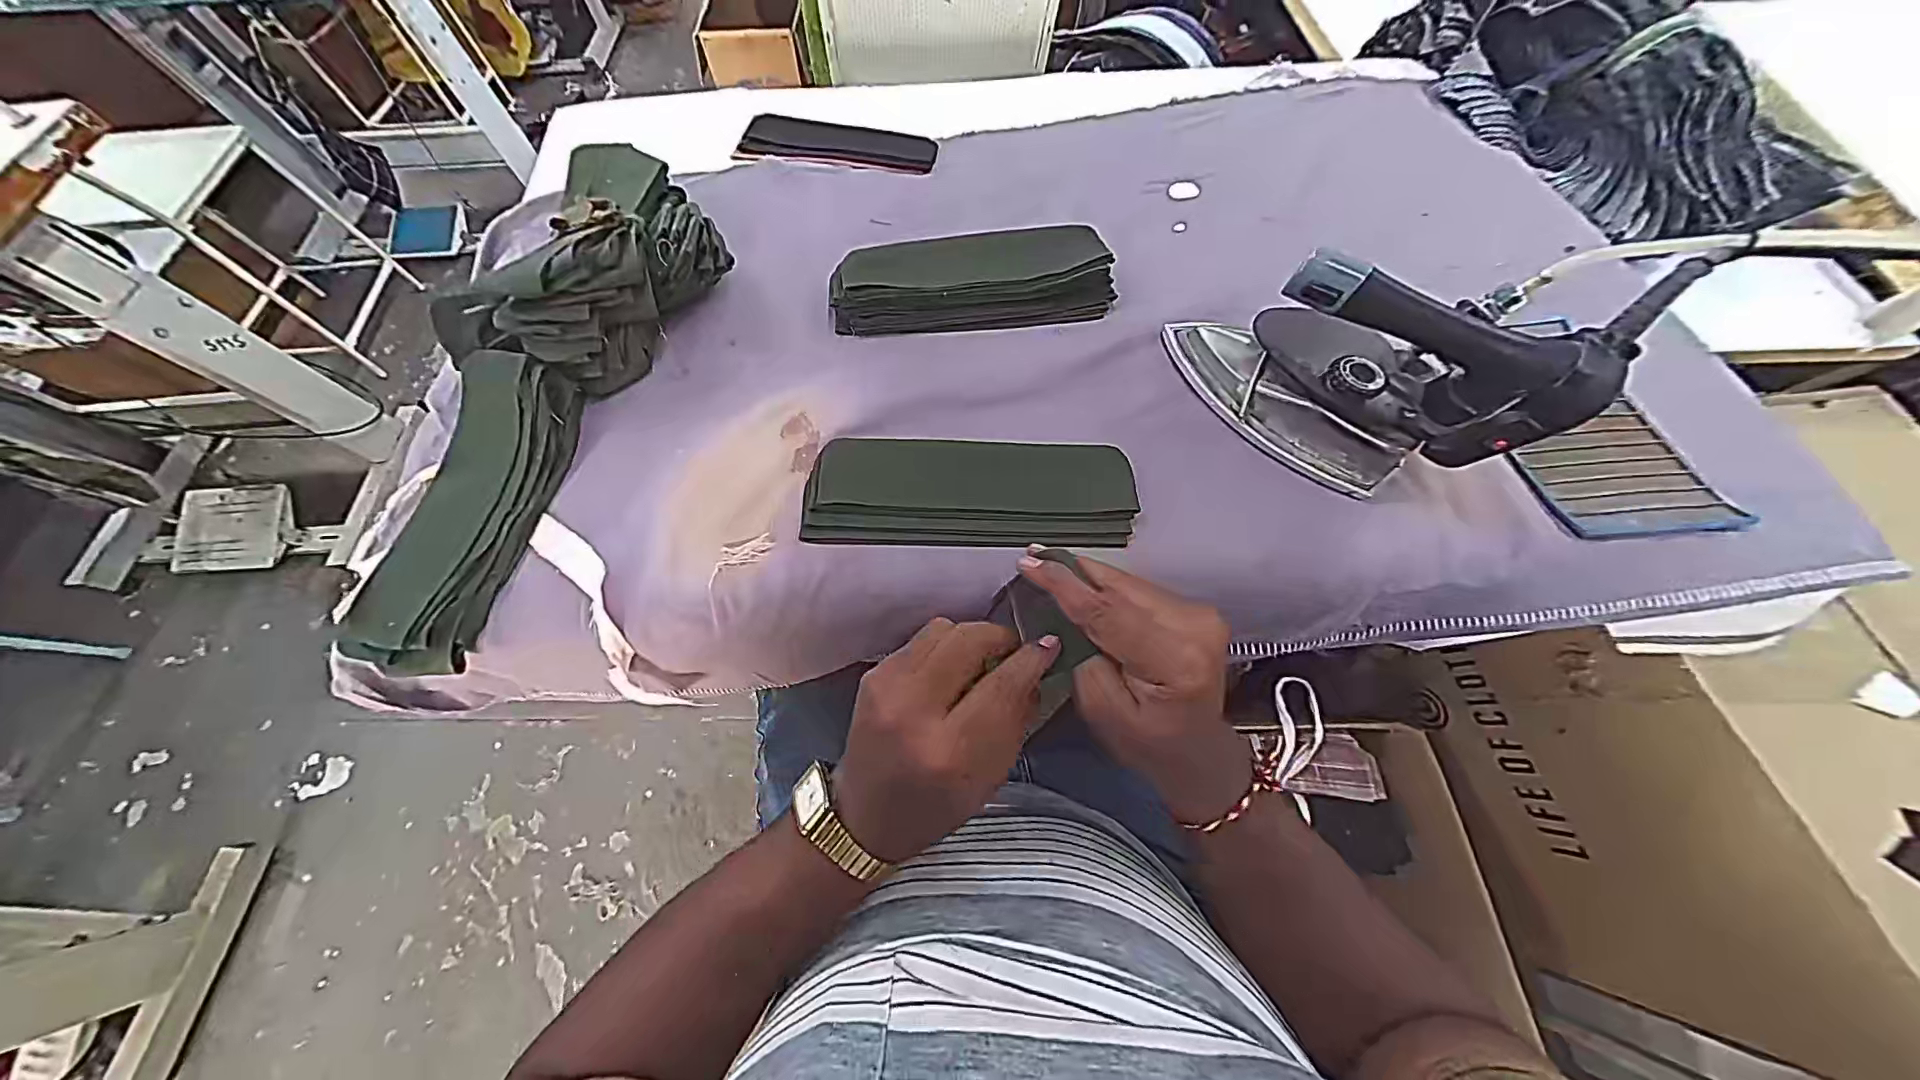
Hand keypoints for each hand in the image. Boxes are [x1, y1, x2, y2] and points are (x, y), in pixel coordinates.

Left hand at [833, 618, 1057, 862]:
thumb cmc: (937, 805)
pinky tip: (948, 670)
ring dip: (970, 638)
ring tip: (979, 661)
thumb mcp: (991, 776)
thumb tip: (1036, 666)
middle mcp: (913, 712)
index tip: (1048, 647)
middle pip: (970, 641)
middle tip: (1014, 650)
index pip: (1002, 685)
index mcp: (949, 752)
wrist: (867, 814)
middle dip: (1001, 637)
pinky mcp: (872, 675)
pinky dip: (944, 647)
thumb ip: (1017, 717)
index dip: (1032, 659)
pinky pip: (921, 639)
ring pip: (944, 629)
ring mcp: (886, 688)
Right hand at [1018, 553, 1250, 823]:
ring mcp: (1200, 614)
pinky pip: (1140, 590)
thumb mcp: (1102, 708)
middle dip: (1073, 572)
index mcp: (1175, 661)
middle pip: (1120, 588)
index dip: (1065, 585)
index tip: (1029, 564)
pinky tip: (1083, 585)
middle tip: (1032, 556)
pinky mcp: (1195, 609)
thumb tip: (1063, 609)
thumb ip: (1082, 655)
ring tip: (1050, 567)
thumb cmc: (1147, 744)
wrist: (1197, 750)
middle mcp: (1196, 627)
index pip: (1108, 612)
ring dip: (1089, 577)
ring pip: (1128, 583)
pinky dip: (1109, 588)